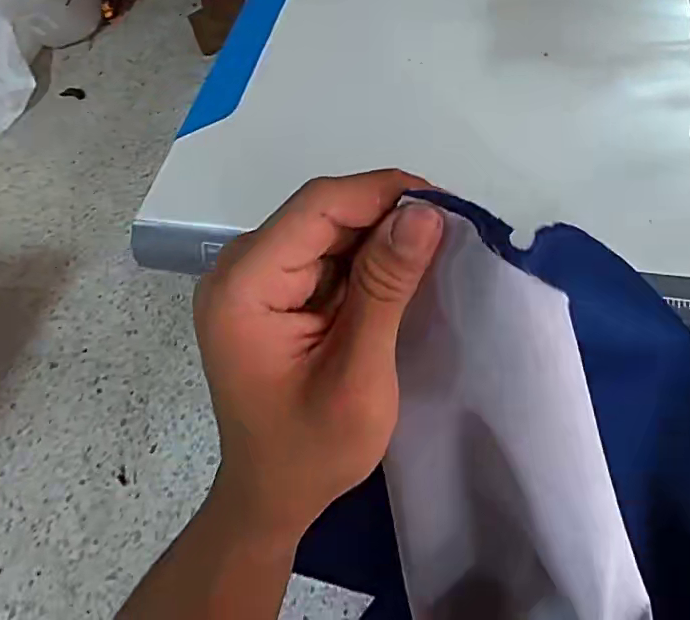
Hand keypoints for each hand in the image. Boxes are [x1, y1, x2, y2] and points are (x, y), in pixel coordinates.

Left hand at [193, 170, 445, 539]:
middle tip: (448, 225)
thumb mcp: (358, 374)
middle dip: (386, 211)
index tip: (443, 204)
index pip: (317, 207)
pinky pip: (327, 247)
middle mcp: (241, 267)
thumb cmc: (311, 452)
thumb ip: (386, 287)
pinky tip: (401, 264)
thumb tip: (424, 212)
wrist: (271, 499)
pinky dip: (368, 252)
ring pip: (329, 224)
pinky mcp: (273, 285)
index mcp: (244, 285)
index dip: (381, 192)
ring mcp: (255, 274)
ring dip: (382, 230)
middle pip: (322, 210)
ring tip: (434, 242)